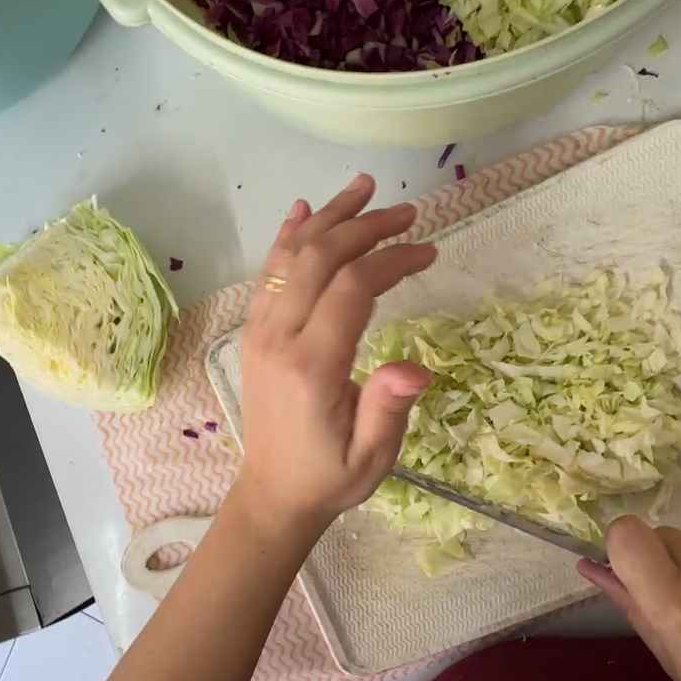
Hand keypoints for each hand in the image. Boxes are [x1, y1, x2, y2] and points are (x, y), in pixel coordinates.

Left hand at [232, 175, 437, 539]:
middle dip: (363, 226)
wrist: (273, 493)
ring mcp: (259, 333)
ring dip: (326, 218)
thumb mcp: (371, 457)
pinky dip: (285, 237)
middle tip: (406, 211)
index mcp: (312, 367)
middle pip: (318, 259)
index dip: (391, 260)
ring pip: (288, 258)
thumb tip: (416, 368)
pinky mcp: (253, 334)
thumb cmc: (330, 476)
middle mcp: (278, 339)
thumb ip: (388, 408)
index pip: (352, 289)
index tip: (428, 251)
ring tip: (362, 187)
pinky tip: (303, 210)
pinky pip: (266, 275)